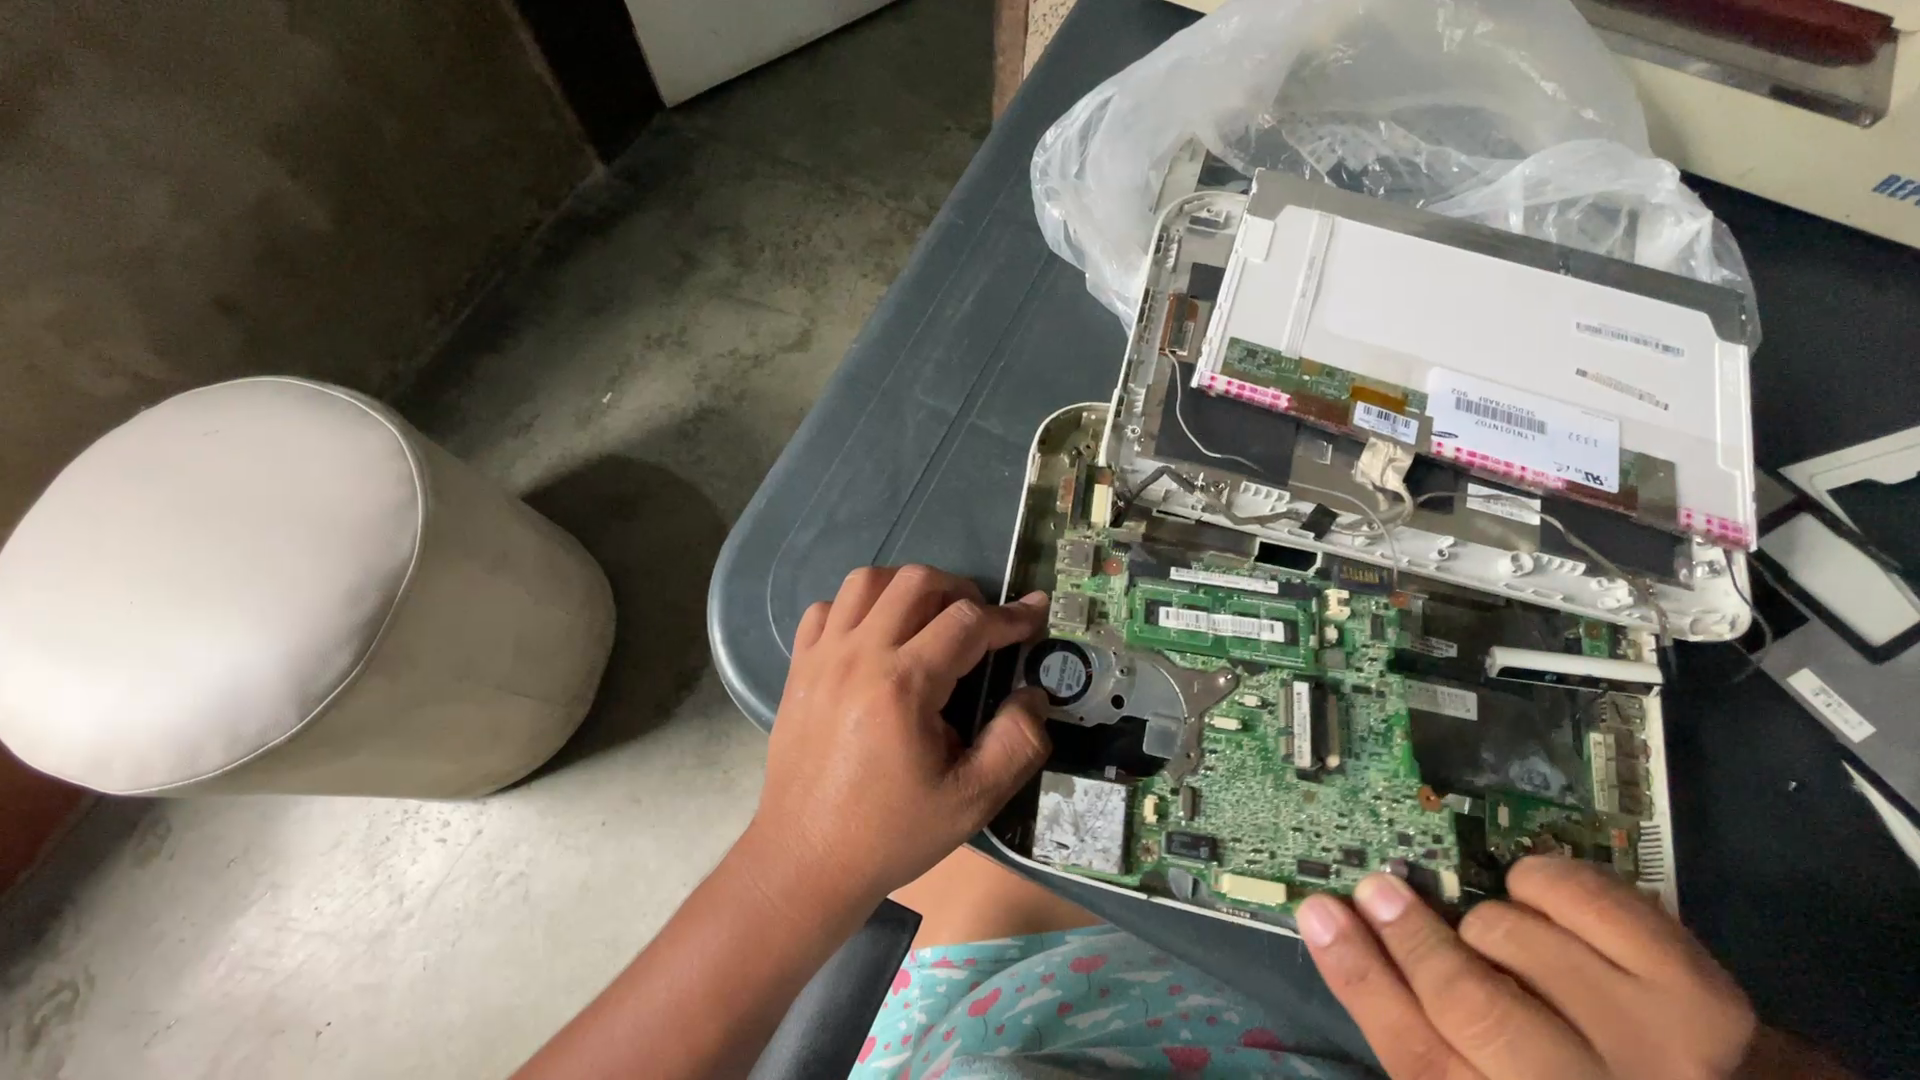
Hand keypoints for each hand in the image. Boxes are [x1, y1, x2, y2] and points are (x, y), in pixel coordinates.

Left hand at [745, 565, 1052, 910]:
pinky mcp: (798, 669)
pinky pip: (826, 609)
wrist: (805, 861)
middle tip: (981, 624)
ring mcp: (821, 658)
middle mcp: (859, 655)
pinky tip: (875, 637)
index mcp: (903, 685)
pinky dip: (857, 607)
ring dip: (907, 587)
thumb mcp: (971, 801)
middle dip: (960, 590)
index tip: (1034, 616)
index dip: (1009, 616)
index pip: (967, 622)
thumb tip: (1034, 694)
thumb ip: (1017, 743)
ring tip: (929, 619)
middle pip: (916, 581)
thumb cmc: (891, 834)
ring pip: (866, 581)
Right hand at [1298, 855, 1755, 1079]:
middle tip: (1375, 889)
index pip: (1418, 1057)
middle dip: (1412, 938)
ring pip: (1521, 943)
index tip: (1318, 911)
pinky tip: (1538, 894)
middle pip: (1471, 1005)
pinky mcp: (1701, 998)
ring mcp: (1657, 1052)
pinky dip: (1548, 881)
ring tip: (1496, 935)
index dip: (1360, 978)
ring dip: (1492, 923)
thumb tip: (1343, 925)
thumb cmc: (1569, 1078)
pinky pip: (1592, 904)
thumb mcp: (1487, 1076)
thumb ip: (1428, 1027)